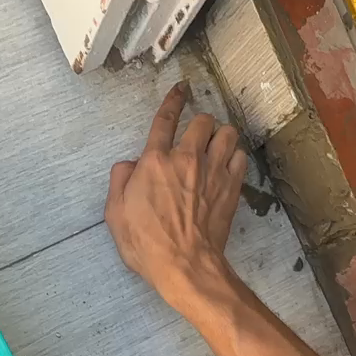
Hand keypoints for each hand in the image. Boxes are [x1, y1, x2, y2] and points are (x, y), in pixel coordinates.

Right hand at [104, 83, 248, 310]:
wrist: (184, 266)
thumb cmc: (146, 244)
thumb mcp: (115, 214)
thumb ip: (119, 182)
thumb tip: (130, 165)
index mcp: (154, 161)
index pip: (164, 119)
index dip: (173, 100)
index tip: (181, 89)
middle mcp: (186, 158)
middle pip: (202, 121)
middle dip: (200, 125)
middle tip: (196, 138)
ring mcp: (212, 172)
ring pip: (227, 133)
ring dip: (221, 136)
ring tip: (215, 148)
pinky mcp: (231, 188)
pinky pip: (240, 157)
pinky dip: (235, 157)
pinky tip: (227, 167)